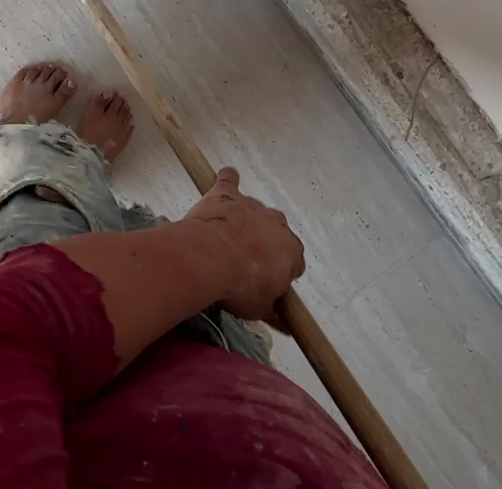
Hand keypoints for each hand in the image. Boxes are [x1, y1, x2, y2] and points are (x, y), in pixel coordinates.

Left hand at [181, 168, 305, 319]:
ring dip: (242, 221)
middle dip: (261, 244)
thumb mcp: (261, 309)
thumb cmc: (239, 286)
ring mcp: (251, 205)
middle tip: (241, 262)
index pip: (293, 261)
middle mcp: (277, 223)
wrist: (209, 258)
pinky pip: (229, 180)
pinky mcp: (227, 194)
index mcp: (292, 251)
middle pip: (273, 233)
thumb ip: (274, 311)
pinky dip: (227, 180)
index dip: (277, 271)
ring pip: (251, 211)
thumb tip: (285, 325)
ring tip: (223, 237)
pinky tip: (226, 177)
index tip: (262, 280)